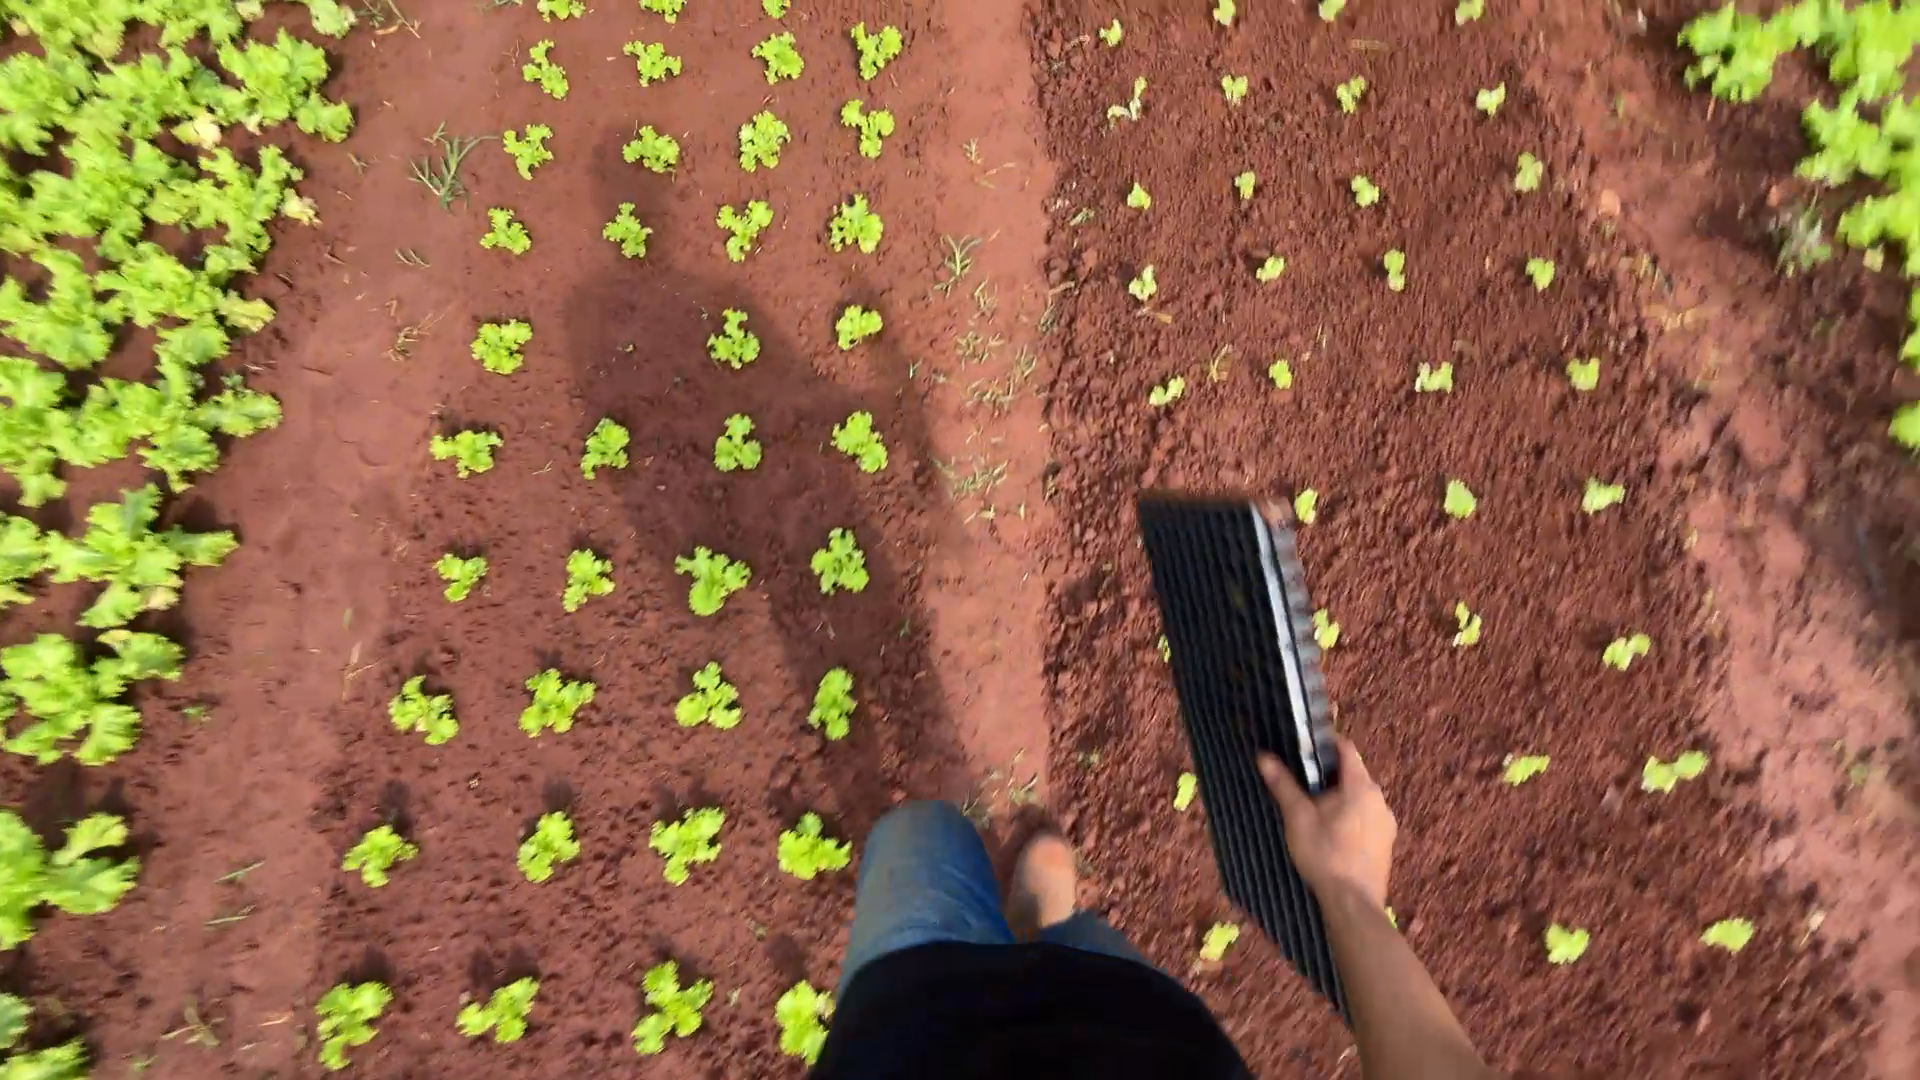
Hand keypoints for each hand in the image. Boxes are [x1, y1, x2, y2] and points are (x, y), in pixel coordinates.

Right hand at [1258, 737, 1394, 908]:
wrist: (1352, 903)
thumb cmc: (1324, 853)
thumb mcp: (1297, 816)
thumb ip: (1283, 783)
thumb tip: (1264, 756)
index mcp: (1361, 787)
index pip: (1345, 749)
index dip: (1323, 742)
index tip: (1301, 745)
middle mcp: (1379, 799)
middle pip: (1352, 772)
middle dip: (1326, 771)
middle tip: (1299, 776)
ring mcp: (1386, 822)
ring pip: (1359, 794)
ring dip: (1337, 793)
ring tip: (1310, 803)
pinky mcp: (1385, 841)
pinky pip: (1365, 813)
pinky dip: (1348, 811)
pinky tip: (1329, 827)